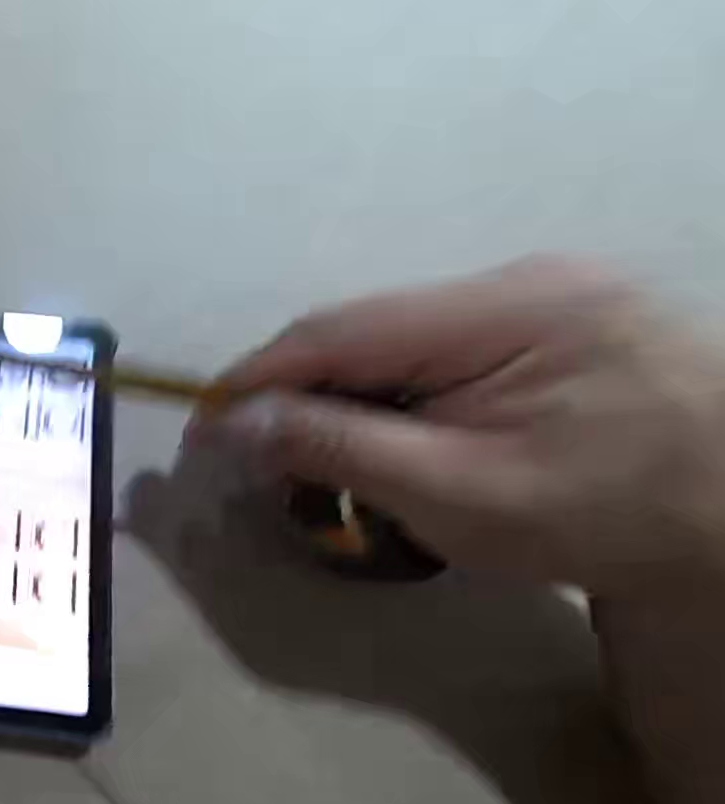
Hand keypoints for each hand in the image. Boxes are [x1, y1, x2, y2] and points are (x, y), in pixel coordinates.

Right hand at [199, 255, 724, 596]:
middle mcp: (516, 284)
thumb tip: (229, 422)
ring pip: (367, 345)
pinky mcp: (523, 324)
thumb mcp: (451, 492)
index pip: (333, 334)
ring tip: (306, 457)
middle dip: (283, 396)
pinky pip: (403, 354)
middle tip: (250, 458)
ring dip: (320, 400)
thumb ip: (331, 446)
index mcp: (514, 311)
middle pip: (346, 335)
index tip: (198, 434)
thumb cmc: (604, 520)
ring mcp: (523, 299)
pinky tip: (365, 437)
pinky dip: (362, 399)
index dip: (249, 382)